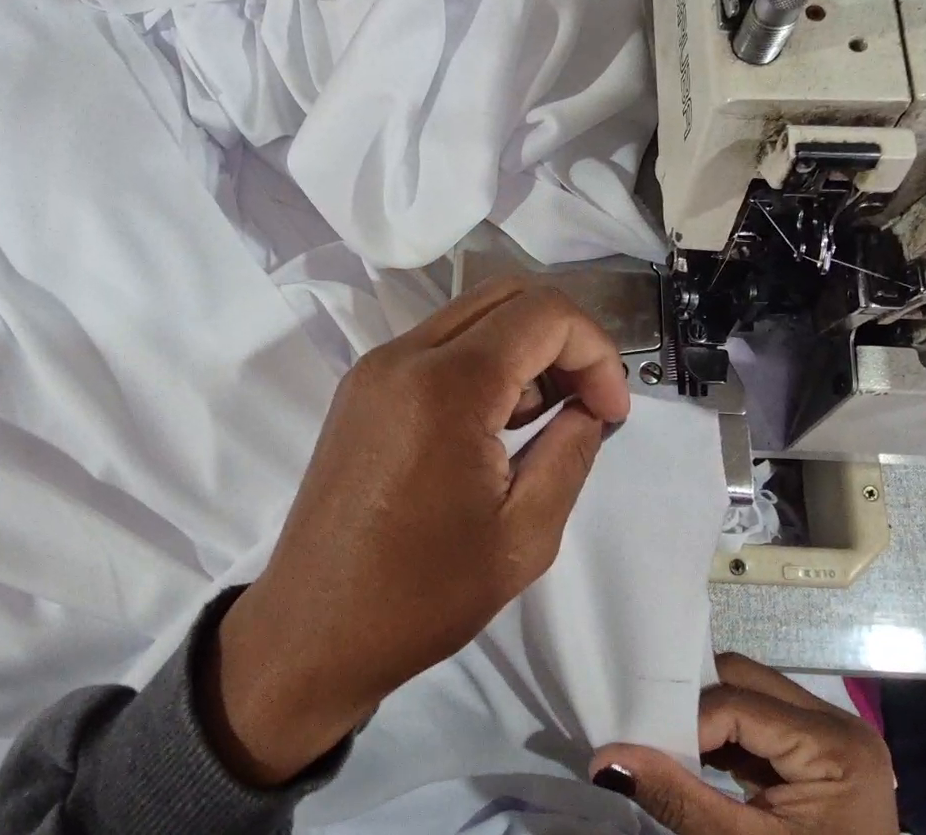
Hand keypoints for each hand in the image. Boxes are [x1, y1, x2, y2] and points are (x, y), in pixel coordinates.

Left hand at [201, 278, 631, 785]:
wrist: (314, 629)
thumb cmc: (421, 595)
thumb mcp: (524, 535)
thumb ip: (571, 451)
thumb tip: (588, 407)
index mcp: (446, 384)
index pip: (544, 313)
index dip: (596, 351)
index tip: (611, 413)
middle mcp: (403, 356)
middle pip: (506, 296)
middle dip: (562, 339)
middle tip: (584, 406)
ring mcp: (373, 369)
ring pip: (469, 318)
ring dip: (520, 351)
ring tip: (540, 425)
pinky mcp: (359, 391)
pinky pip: (434, 348)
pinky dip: (479, 365)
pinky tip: (491, 428)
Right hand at [588, 653, 897, 834]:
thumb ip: (677, 799)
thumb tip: (603, 759)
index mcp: (835, 746)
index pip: (736, 703)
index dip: (685, 727)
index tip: (647, 758)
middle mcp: (839, 725)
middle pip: (744, 680)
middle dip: (692, 705)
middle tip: (651, 736)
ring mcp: (833, 738)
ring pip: (748, 693)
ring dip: (705, 718)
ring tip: (670, 750)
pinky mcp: (820, 755)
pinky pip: (760, 722)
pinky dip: (724, 736)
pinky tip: (697, 761)